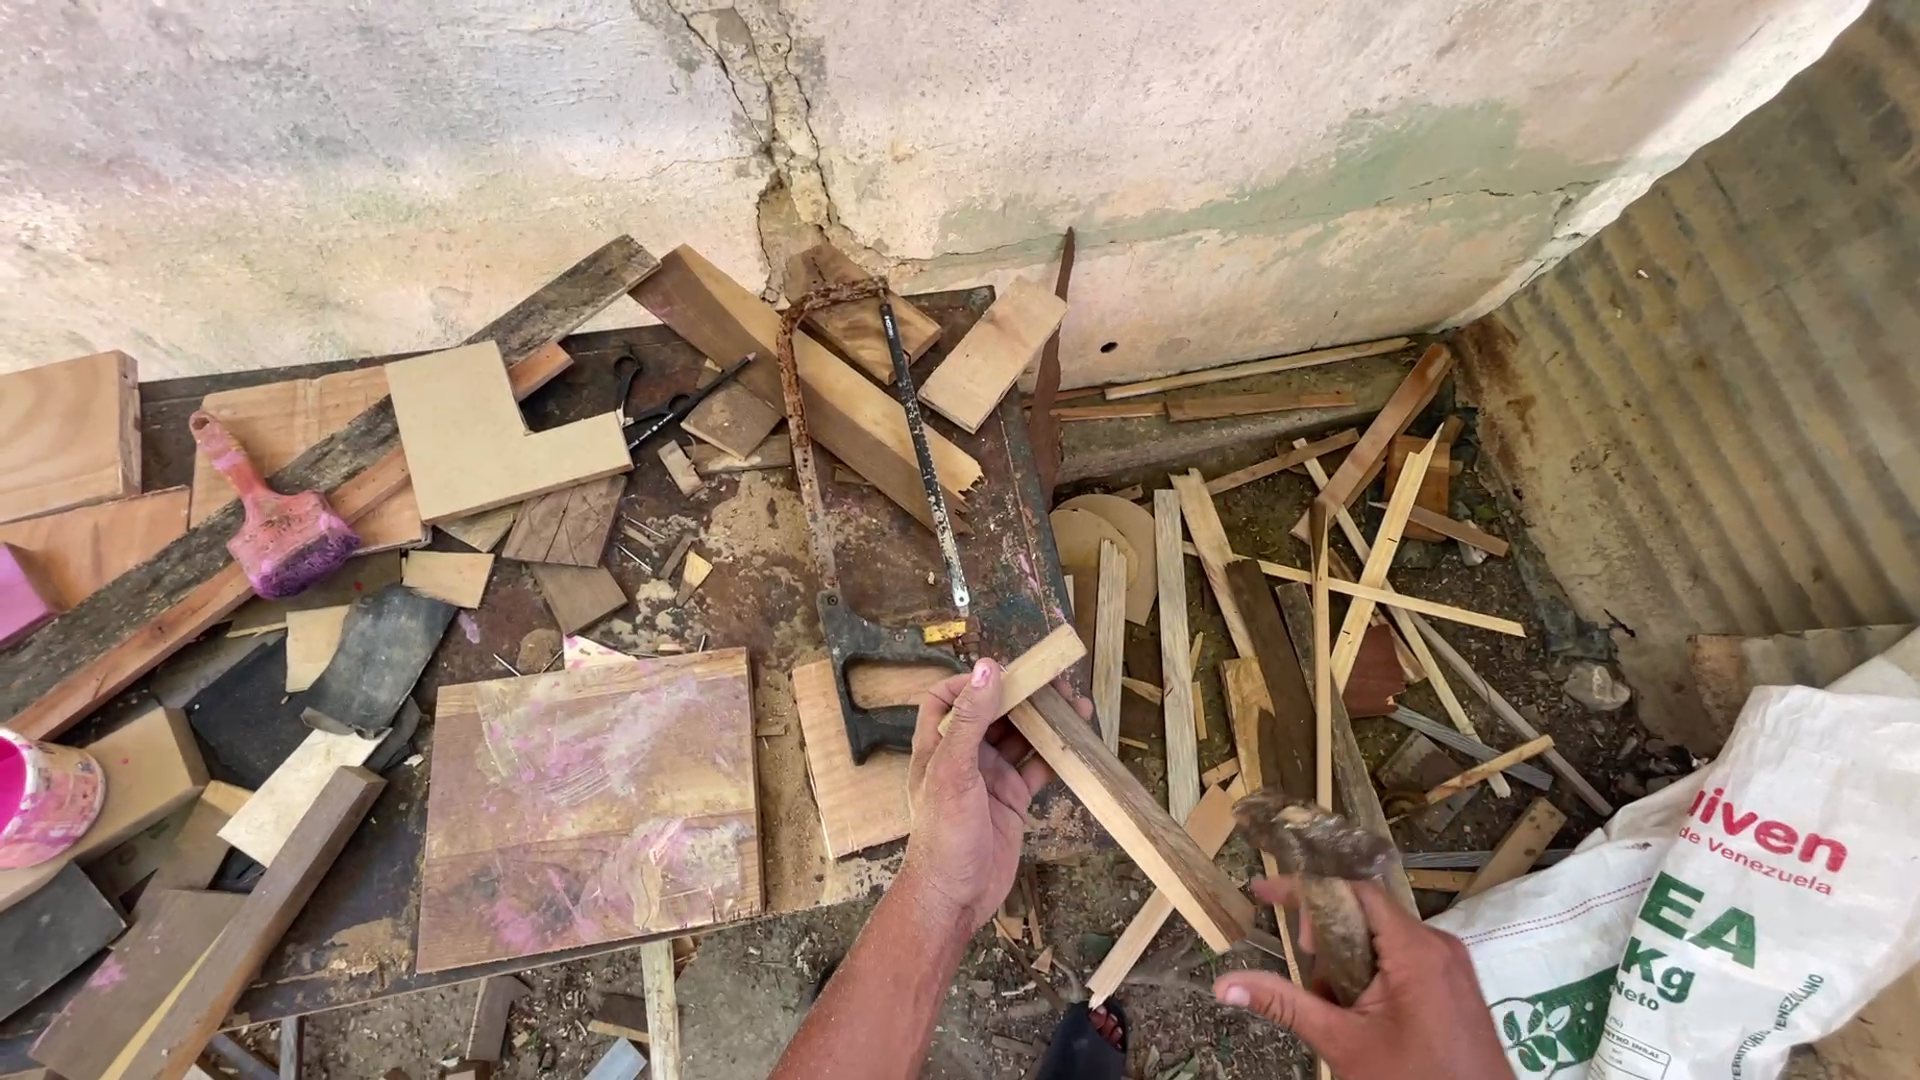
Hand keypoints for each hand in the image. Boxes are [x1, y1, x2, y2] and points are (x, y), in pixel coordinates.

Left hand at [899, 661, 1083, 931]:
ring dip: (1043, 721)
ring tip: (1074, 706)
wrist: (956, 899)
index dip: (970, 682)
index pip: (947, 697)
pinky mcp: (1012, 798)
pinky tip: (1074, 742)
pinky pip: (1035, 767)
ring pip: (1019, 737)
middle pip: (992, 713)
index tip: (1004, 672)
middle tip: (1055, 684)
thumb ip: (972, 720)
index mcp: (938, 744)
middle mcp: (964, 756)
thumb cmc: (943, 835)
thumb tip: (988, 667)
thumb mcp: (954, 772)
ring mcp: (989, 777)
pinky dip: (1054, 753)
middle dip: (1021, 696)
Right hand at [1214, 878, 1512, 1079]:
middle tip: (1309, 969)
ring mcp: (1451, 964)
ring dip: (1346, 956)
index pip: (1351, 888)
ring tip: (1335, 1000)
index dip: (1305, 888)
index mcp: (1416, 950)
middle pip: (1363, 910)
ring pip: (1380, 933)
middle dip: (1325, 933)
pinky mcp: (1456, 984)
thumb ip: (1284, 1004)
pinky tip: (1360, 1008)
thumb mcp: (1343, 1044)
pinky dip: (1370, 969)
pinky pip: (1402, 954)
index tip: (1262, 893)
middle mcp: (1438, 944)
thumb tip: (1223, 986)